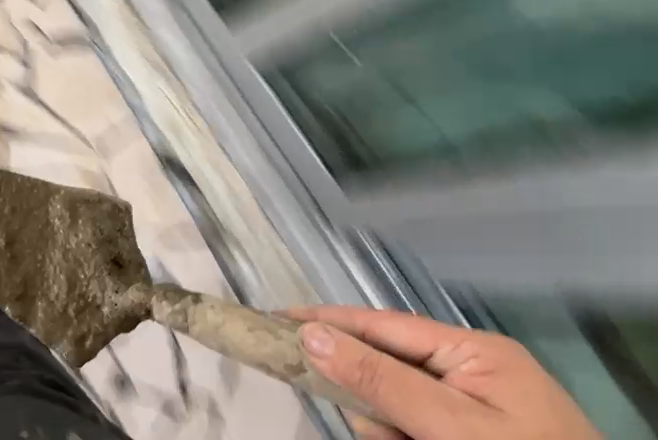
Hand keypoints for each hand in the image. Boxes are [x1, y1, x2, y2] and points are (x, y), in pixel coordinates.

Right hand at [289, 305, 602, 439]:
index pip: (378, 322)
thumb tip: (306, 333)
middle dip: (366, 392)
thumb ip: (380, 378)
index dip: (322, 320)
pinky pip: (415, 420)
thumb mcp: (452, 426)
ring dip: (385, 423)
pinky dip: (404, 436)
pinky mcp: (476, 430)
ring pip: (393, 396)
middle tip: (373, 426)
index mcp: (475, 351)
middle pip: (383, 361)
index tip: (269, 321)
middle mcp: (475, 368)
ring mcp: (479, 403)